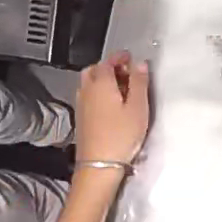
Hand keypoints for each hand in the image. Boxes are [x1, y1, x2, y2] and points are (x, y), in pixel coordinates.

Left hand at [76, 51, 150, 166]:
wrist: (99, 164)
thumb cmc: (120, 137)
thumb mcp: (138, 108)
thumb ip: (139, 83)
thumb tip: (140, 65)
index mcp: (102, 84)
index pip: (108, 61)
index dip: (119, 57)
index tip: (129, 57)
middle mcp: (88, 91)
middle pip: (95, 70)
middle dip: (109, 66)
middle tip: (125, 72)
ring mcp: (82, 105)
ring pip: (89, 83)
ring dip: (102, 80)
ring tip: (119, 88)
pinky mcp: (81, 118)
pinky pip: (88, 96)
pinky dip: (97, 93)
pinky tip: (109, 104)